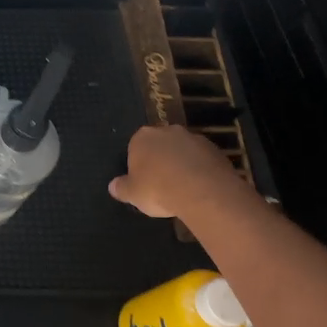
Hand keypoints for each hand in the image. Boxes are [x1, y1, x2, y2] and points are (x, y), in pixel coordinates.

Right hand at [108, 124, 250, 218]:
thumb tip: (112, 186)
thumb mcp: (132, 194)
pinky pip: (201, 159)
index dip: (138, 166)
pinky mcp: (214, 149)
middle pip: (160, 145)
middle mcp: (167, 131)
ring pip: (182, 151)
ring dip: (181, 164)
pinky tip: (199, 188)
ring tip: (183, 189)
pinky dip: (199, 170)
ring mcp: (193, 138)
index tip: (143, 182)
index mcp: (142, 137)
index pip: (135, 148)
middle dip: (160, 161)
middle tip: (161, 185)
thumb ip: (121, 188)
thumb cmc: (158, 190)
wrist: (202, 192)